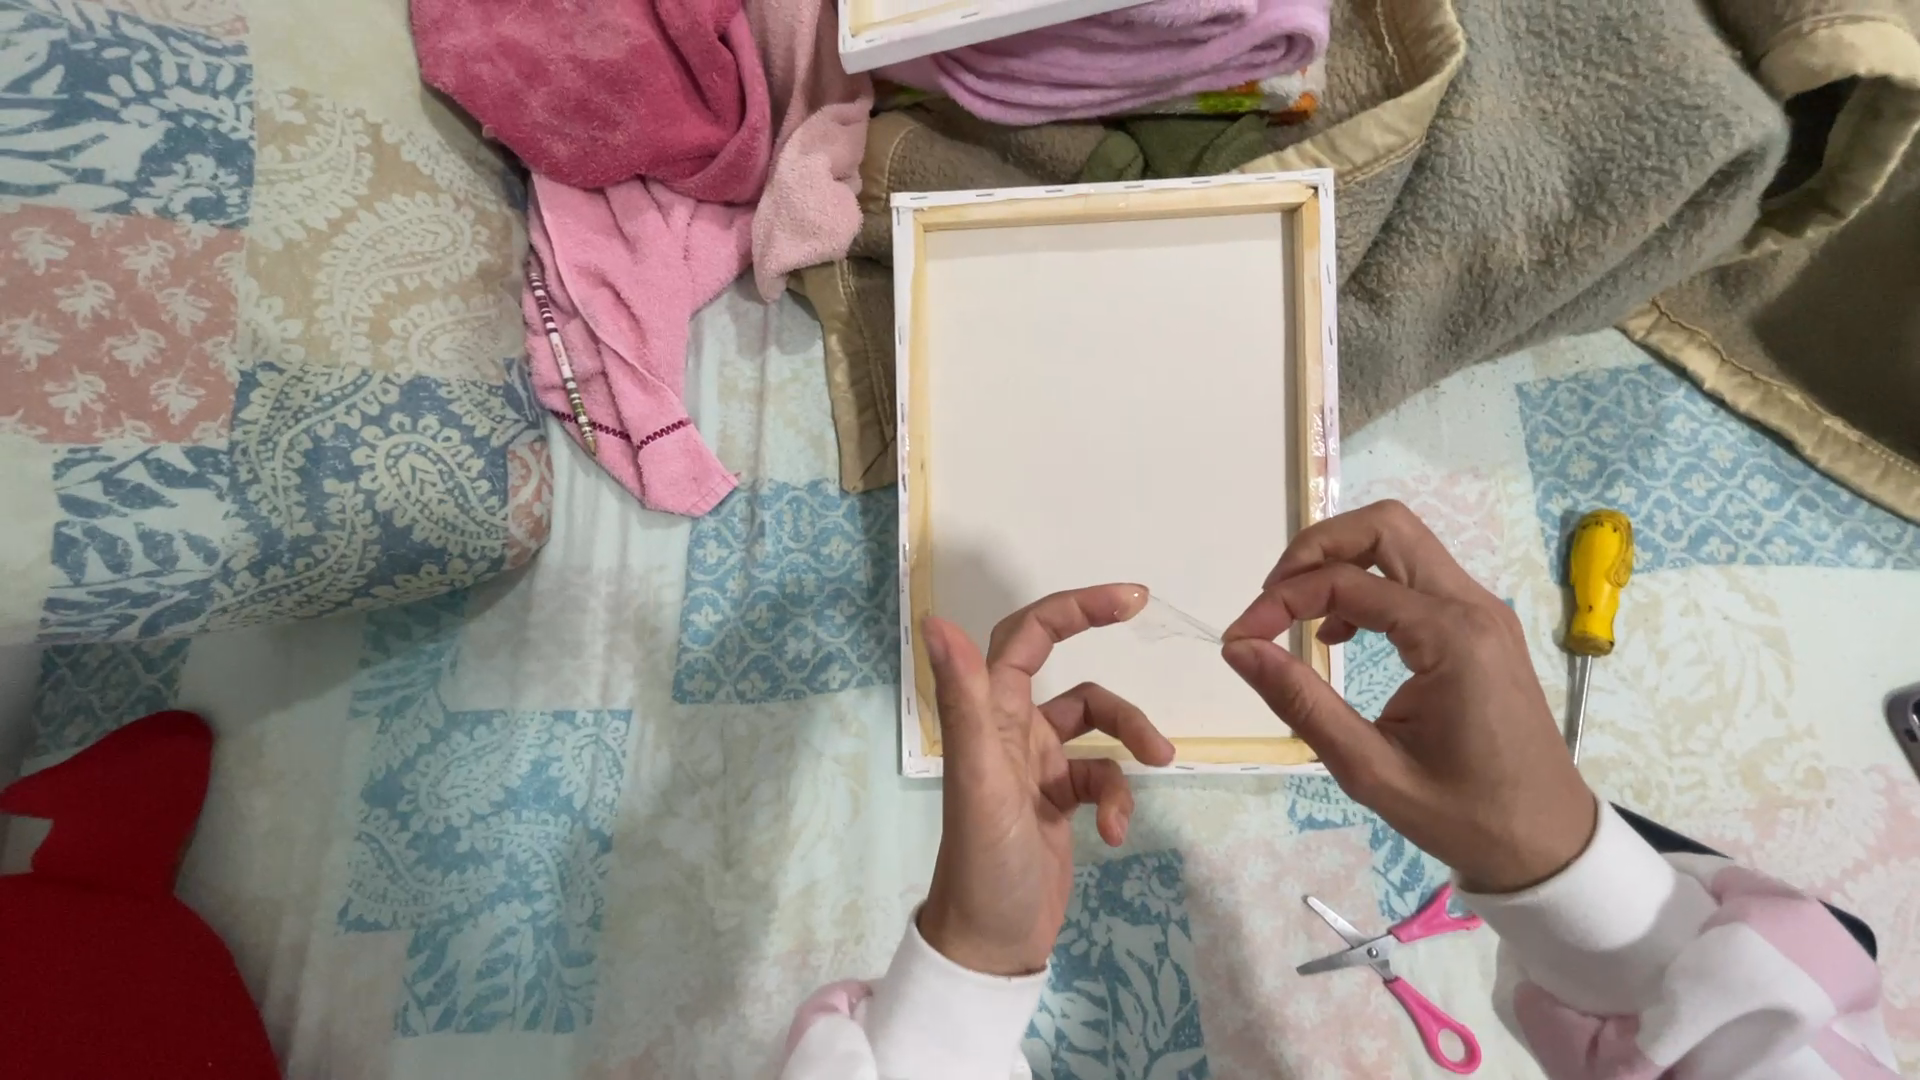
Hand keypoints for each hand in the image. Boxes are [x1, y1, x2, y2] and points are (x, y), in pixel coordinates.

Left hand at [918, 585, 1176, 975]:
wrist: (993, 943)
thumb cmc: (984, 858)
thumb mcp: (979, 776)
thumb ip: (963, 700)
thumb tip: (934, 620)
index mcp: (989, 711)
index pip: (1028, 635)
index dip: (1073, 607)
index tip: (1129, 598)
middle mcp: (1010, 726)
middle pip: (1065, 666)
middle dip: (1100, 640)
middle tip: (1144, 609)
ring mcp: (1037, 763)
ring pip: (1095, 725)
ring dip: (1127, 738)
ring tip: (1159, 763)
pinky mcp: (1058, 798)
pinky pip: (1100, 777)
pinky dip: (1117, 797)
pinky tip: (1116, 832)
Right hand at [1220, 500, 1596, 892]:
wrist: (1551, 843)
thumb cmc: (1463, 814)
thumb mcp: (1369, 769)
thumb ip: (1300, 703)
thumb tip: (1237, 649)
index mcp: (1451, 638)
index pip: (1344, 583)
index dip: (1279, 601)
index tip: (1240, 638)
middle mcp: (1470, 605)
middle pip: (1382, 526)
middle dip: (1313, 549)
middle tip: (1272, 597)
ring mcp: (1478, 609)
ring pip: (1396, 539)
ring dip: (1336, 559)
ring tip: (1294, 609)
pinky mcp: (1474, 623)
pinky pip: (1409, 572)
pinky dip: (1361, 580)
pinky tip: (1338, 632)